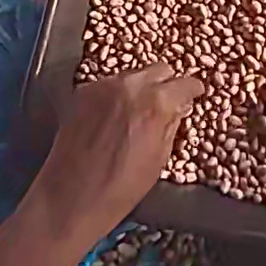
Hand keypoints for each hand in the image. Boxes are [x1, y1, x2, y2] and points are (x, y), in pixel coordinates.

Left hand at [30, 64, 205, 243]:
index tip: (194, 93)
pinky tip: (115, 115)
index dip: (192, 89)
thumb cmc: (122, 187)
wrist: (70, 196)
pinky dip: (117, 94)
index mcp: (157, 102)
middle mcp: (130, 85)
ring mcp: (103, 86)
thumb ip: (171, 124)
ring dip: (141, 87)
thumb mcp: (159, 158)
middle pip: (158, 69)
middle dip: (166, 83)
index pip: (184, 83)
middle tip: (168, 101)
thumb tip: (178, 107)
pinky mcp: (82, 92)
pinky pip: (109, 85)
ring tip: (140, 109)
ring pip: (132, 75)